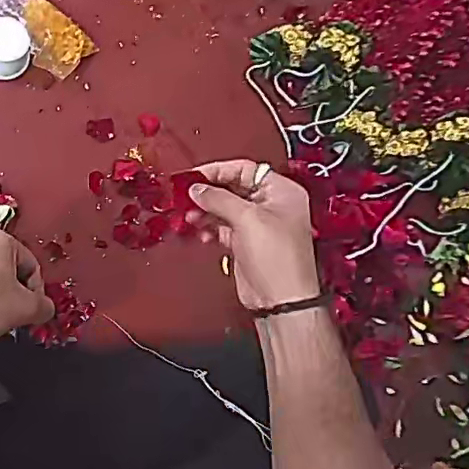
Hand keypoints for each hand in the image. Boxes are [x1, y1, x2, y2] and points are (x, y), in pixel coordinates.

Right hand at [185, 159, 321, 310]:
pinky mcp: (246, 241)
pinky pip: (223, 226)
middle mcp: (272, 204)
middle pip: (233, 187)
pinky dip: (210, 226)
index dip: (218, 171)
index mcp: (282, 191)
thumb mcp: (247, 220)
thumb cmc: (278, 259)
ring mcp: (258, 224)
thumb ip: (219, 199)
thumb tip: (197, 188)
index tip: (194, 177)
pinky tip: (200, 231)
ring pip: (225, 207)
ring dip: (205, 210)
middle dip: (209, 192)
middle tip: (186, 195)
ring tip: (189, 215)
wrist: (281, 300)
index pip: (245, 169)